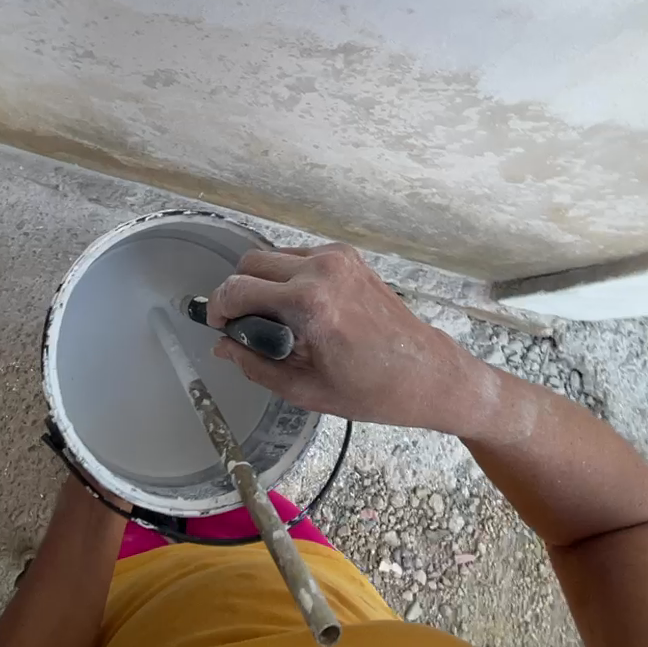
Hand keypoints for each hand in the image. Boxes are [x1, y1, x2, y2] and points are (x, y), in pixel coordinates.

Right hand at [205, 243, 481, 433]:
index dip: (218, 308)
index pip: (237, 289)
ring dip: (264, 283)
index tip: (219, 326)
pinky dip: (287, 276)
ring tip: (279, 320)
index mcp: (309, 304)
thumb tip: (223, 345)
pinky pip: (297, 256)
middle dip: (239, 293)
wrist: (430, 373)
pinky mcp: (347, 255)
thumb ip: (254, 365)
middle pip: (249, 263)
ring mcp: (336, 257)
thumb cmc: (372, 390)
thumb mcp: (305, 390)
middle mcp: (320, 270)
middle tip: (247, 326)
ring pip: (272, 256)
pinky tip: (302, 307)